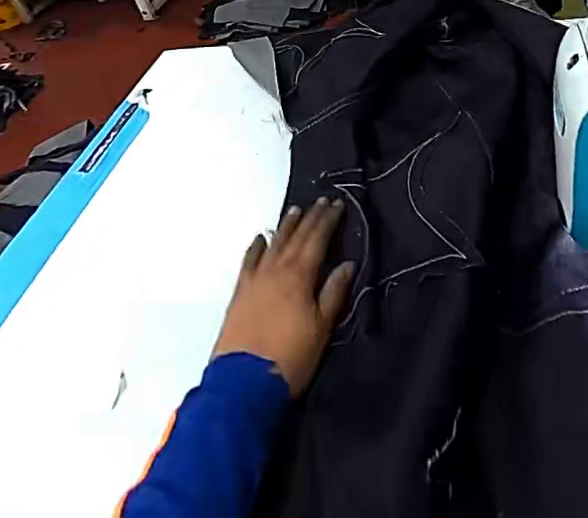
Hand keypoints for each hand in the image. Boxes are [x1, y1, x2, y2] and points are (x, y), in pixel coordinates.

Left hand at [212, 197, 356, 396]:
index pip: (317, 239)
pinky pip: (249, 261)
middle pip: (296, 237)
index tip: (337, 204)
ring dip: (286, 226)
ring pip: (273, 244)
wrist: (242, 386)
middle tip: (321, 201)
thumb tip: (347, 264)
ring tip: (295, 211)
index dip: (328, 220)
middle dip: (311, 217)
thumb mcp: (322, 327)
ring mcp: (255, 280)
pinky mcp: (240, 294)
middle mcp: (277, 271)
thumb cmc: (290, 357)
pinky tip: (261, 238)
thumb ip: (334, 292)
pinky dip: (256, 247)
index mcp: (300, 276)